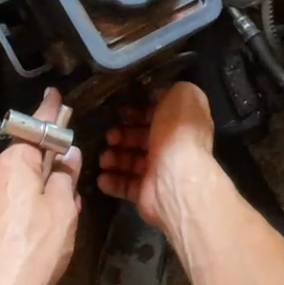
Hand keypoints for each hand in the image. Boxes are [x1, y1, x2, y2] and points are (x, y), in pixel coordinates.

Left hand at [0, 89, 81, 284]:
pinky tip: (30, 244)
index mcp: (11, 164)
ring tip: (51, 230)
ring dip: (32, 198)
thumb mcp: (62, 211)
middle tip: (67, 194)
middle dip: (45, 172)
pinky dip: (17, 218)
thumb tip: (66, 158)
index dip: (50, 114)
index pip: (36, 130)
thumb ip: (64, 178)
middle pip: (24, 163)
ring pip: (12, 190)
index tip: (55, 97)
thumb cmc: (33, 252)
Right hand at [97, 81, 217, 233]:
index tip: (119, 111)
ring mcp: (160, 172)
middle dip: (122, 135)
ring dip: (114, 157)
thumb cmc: (177, 134)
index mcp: (180, 124)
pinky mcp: (148, 193)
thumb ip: (171, 90)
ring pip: (132, 161)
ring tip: (103, 157)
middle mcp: (172, 147)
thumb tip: (158, 94)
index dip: (137, 111)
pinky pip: (127, 186)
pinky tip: (102, 177)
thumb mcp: (181, 95)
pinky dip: (113, 181)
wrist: (176, 179)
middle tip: (108, 135)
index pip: (156, 115)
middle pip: (141, 138)